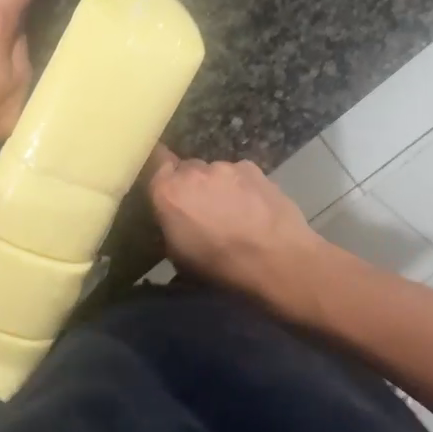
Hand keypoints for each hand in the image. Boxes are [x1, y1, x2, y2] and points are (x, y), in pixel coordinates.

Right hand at [146, 145, 326, 320]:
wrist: (277, 260)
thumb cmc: (221, 267)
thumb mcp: (179, 258)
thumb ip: (169, 228)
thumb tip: (171, 221)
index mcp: (168, 192)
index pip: (154, 164)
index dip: (161, 176)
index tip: (166, 190)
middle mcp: (193, 171)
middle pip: (185, 169)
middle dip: (190, 186)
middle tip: (201, 211)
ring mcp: (225, 167)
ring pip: (214, 172)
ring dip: (217, 187)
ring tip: (233, 213)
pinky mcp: (253, 168)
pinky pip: (238, 174)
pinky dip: (241, 187)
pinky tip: (253, 208)